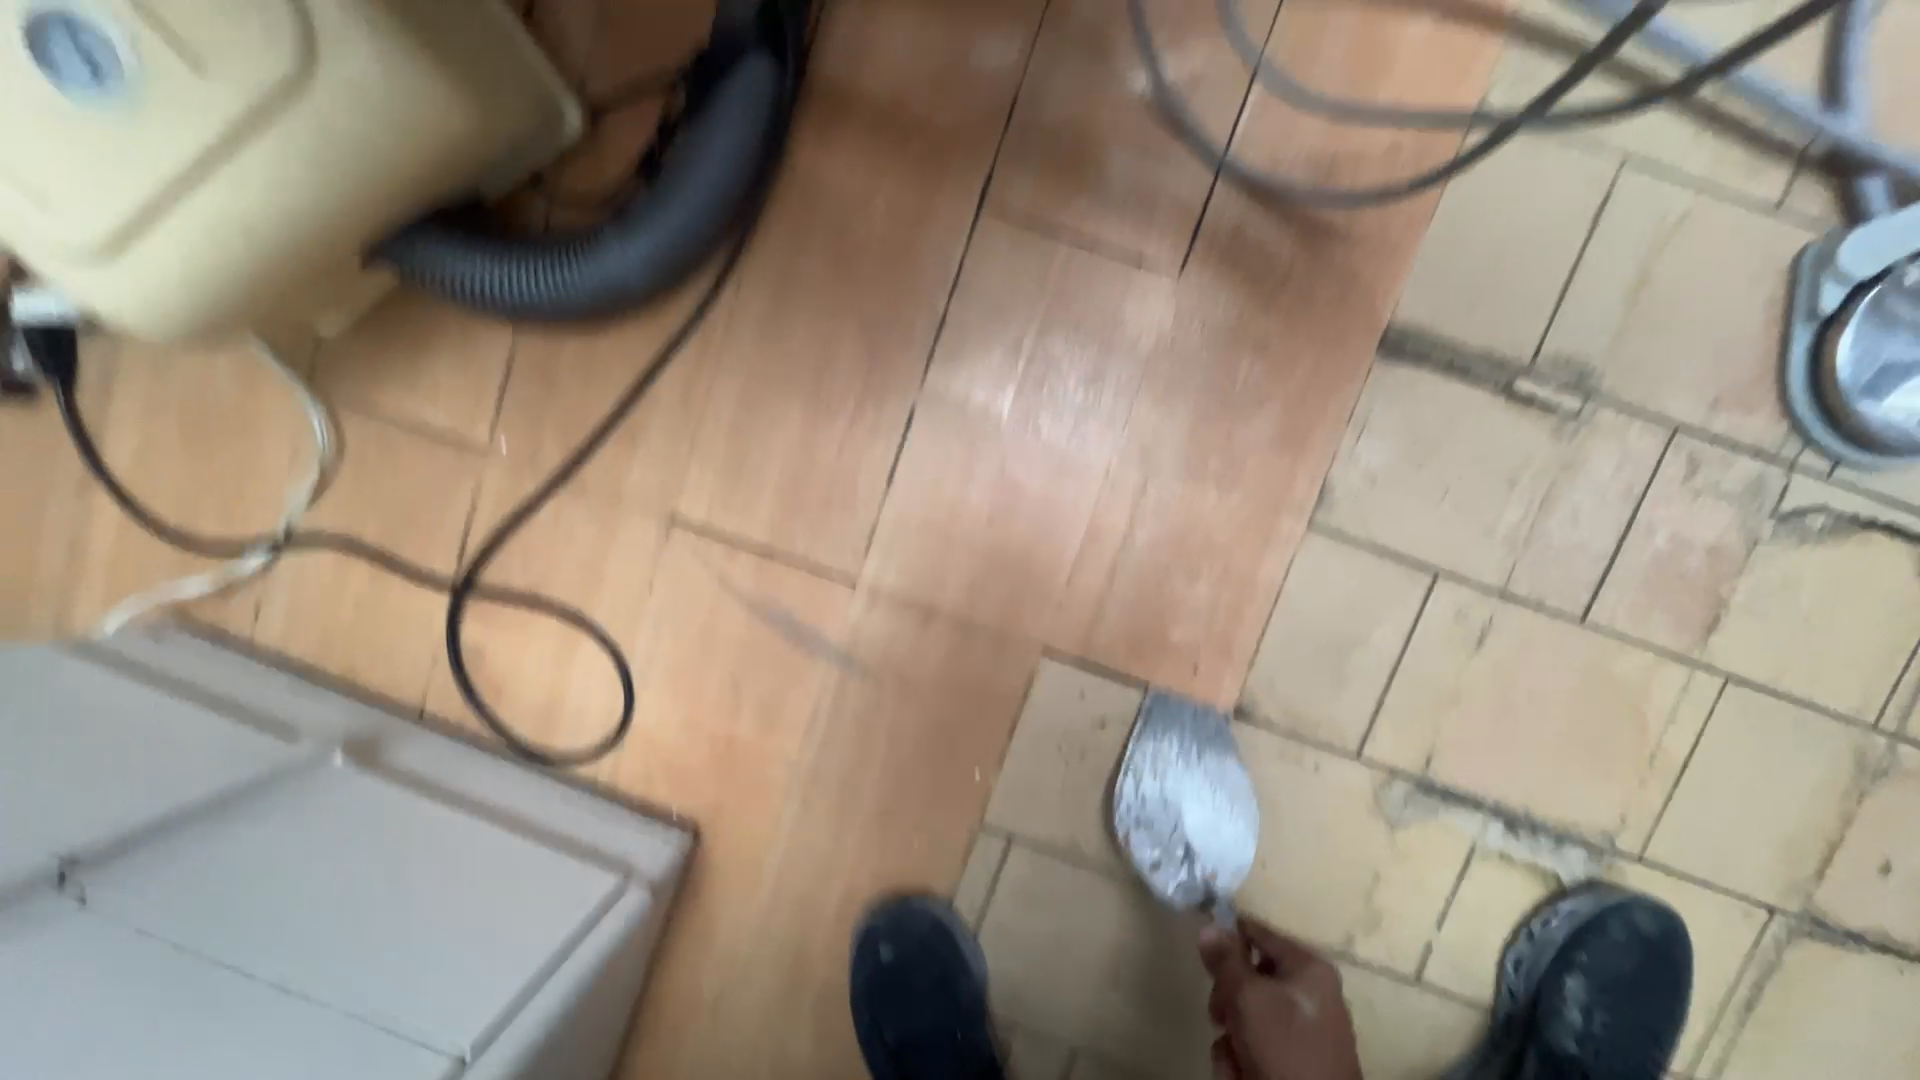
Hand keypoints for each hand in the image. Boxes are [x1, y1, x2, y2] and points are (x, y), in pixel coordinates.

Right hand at [1198, 919, 1363, 1079]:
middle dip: (1227, 999)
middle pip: (1247, 975)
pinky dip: (1242, 1056)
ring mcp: (1301, 1028)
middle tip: (1221, 1016)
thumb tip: (1209, 926)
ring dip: (1231, 1034)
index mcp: (1308, 968)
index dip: (1227, 938)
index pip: (1257, 932)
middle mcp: (1308, 992)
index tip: (1204, 956)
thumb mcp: (1247, 997)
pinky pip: (1253, 1042)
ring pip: (1245, 1012)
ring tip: (1235, 1052)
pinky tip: (1242, 1071)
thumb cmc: (1284, 1047)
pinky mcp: (1292, 1058)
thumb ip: (1225, 960)